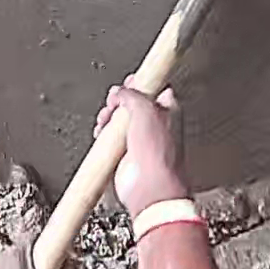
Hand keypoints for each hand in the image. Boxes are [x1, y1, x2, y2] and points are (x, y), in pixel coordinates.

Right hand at [97, 78, 187, 217]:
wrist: (149, 187)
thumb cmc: (158, 152)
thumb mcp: (145, 109)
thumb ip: (131, 94)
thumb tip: (120, 91)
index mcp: (168, 110)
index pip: (154, 87)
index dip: (139, 83)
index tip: (128, 82)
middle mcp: (155, 123)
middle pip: (132, 101)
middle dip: (118, 100)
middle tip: (113, 102)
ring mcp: (140, 138)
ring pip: (120, 118)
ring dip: (108, 115)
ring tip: (105, 118)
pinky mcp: (126, 152)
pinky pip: (112, 136)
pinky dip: (104, 132)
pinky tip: (101, 132)